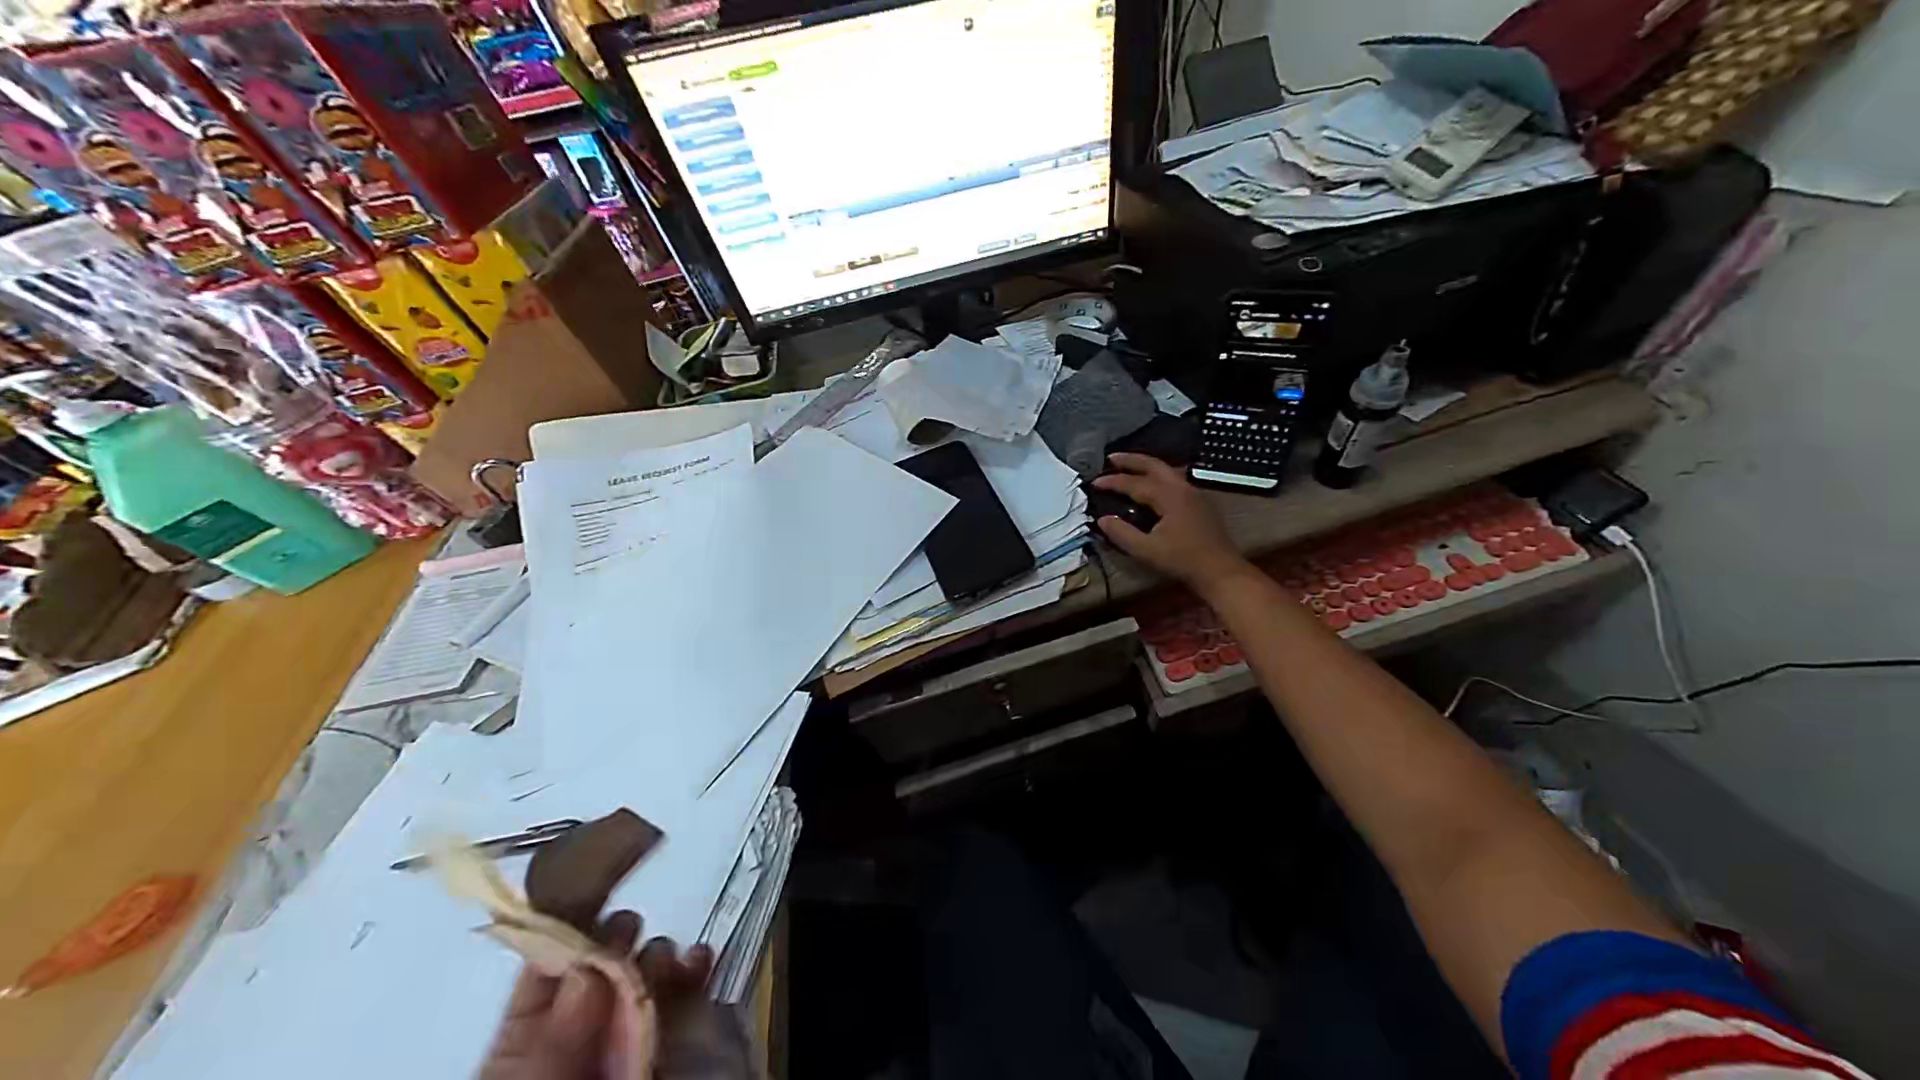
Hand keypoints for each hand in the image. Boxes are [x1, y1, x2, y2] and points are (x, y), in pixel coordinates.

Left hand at [479, 912, 748, 1079]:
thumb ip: (542, 1054)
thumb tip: (580, 974)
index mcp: (533, 1058)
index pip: (540, 985)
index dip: (553, 938)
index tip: (573, 890)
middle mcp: (589, 1041)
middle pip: (599, 970)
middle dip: (611, 943)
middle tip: (624, 924)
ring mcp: (645, 1037)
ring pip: (648, 974)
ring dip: (656, 954)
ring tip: (665, 959)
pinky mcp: (698, 1036)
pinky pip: (696, 989)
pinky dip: (698, 966)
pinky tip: (699, 961)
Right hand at [1092, 453, 1252, 591]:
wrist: (1220, 570)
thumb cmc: (1183, 560)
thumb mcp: (1146, 550)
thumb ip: (1122, 533)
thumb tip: (1103, 520)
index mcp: (1168, 496)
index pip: (1135, 483)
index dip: (1113, 482)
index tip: (1094, 483)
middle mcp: (1182, 487)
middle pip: (1154, 465)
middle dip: (1131, 460)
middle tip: (1111, 458)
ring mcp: (1193, 493)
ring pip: (1166, 470)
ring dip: (1146, 466)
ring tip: (1129, 467)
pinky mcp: (1199, 502)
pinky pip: (1174, 479)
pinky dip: (1158, 475)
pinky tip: (1152, 484)